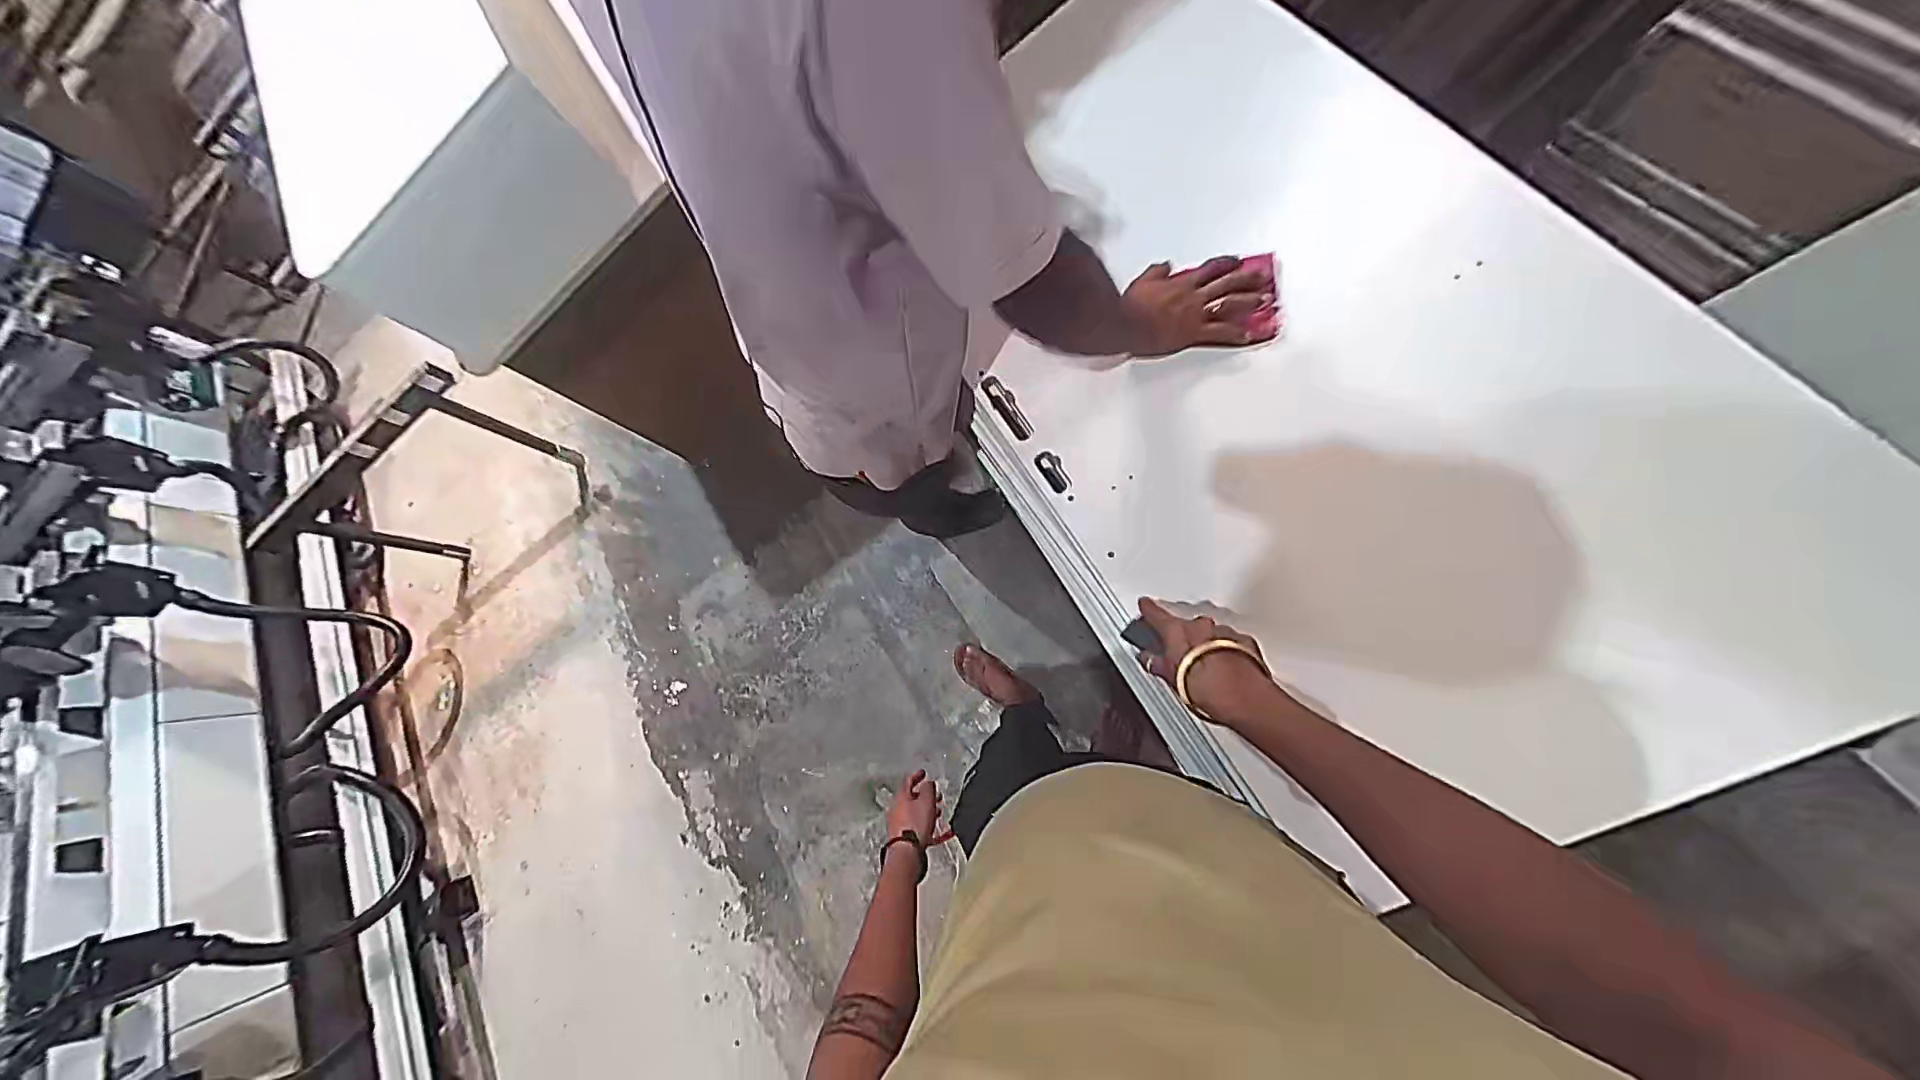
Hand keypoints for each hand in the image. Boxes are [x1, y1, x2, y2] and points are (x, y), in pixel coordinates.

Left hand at [886, 769, 941, 843]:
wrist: (907, 851)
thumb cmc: (915, 825)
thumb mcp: (927, 800)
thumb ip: (928, 788)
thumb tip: (928, 783)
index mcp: (901, 796)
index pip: (909, 781)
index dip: (918, 776)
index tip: (923, 773)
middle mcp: (896, 808)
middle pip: (911, 797)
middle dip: (924, 794)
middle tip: (934, 793)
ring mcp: (897, 822)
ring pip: (913, 810)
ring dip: (925, 808)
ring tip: (936, 810)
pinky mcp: (901, 835)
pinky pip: (913, 822)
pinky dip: (922, 820)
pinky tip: (930, 825)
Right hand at [1122, 255, 1276, 356]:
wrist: (1126, 326)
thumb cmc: (1130, 307)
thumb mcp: (1142, 282)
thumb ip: (1157, 272)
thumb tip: (1166, 266)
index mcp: (1182, 283)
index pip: (1210, 268)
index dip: (1226, 263)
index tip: (1236, 261)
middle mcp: (1193, 296)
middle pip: (1227, 283)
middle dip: (1248, 278)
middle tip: (1262, 277)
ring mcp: (1195, 315)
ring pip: (1229, 304)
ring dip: (1249, 301)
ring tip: (1264, 300)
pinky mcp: (1192, 334)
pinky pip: (1219, 333)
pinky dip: (1235, 334)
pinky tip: (1247, 335)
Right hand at [1136, 598, 1275, 726]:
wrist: (1241, 696)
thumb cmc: (1204, 686)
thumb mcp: (1169, 677)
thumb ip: (1157, 663)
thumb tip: (1149, 659)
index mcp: (1176, 630)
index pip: (1156, 614)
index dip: (1148, 609)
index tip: (1145, 604)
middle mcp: (1200, 625)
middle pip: (1187, 626)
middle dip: (1184, 638)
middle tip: (1180, 658)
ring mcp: (1223, 632)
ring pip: (1210, 634)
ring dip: (1206, 645)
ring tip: (1204, 669)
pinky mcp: (1245, 643)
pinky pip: (1232, 643)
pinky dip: (1227, 651)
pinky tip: (1225, 669)